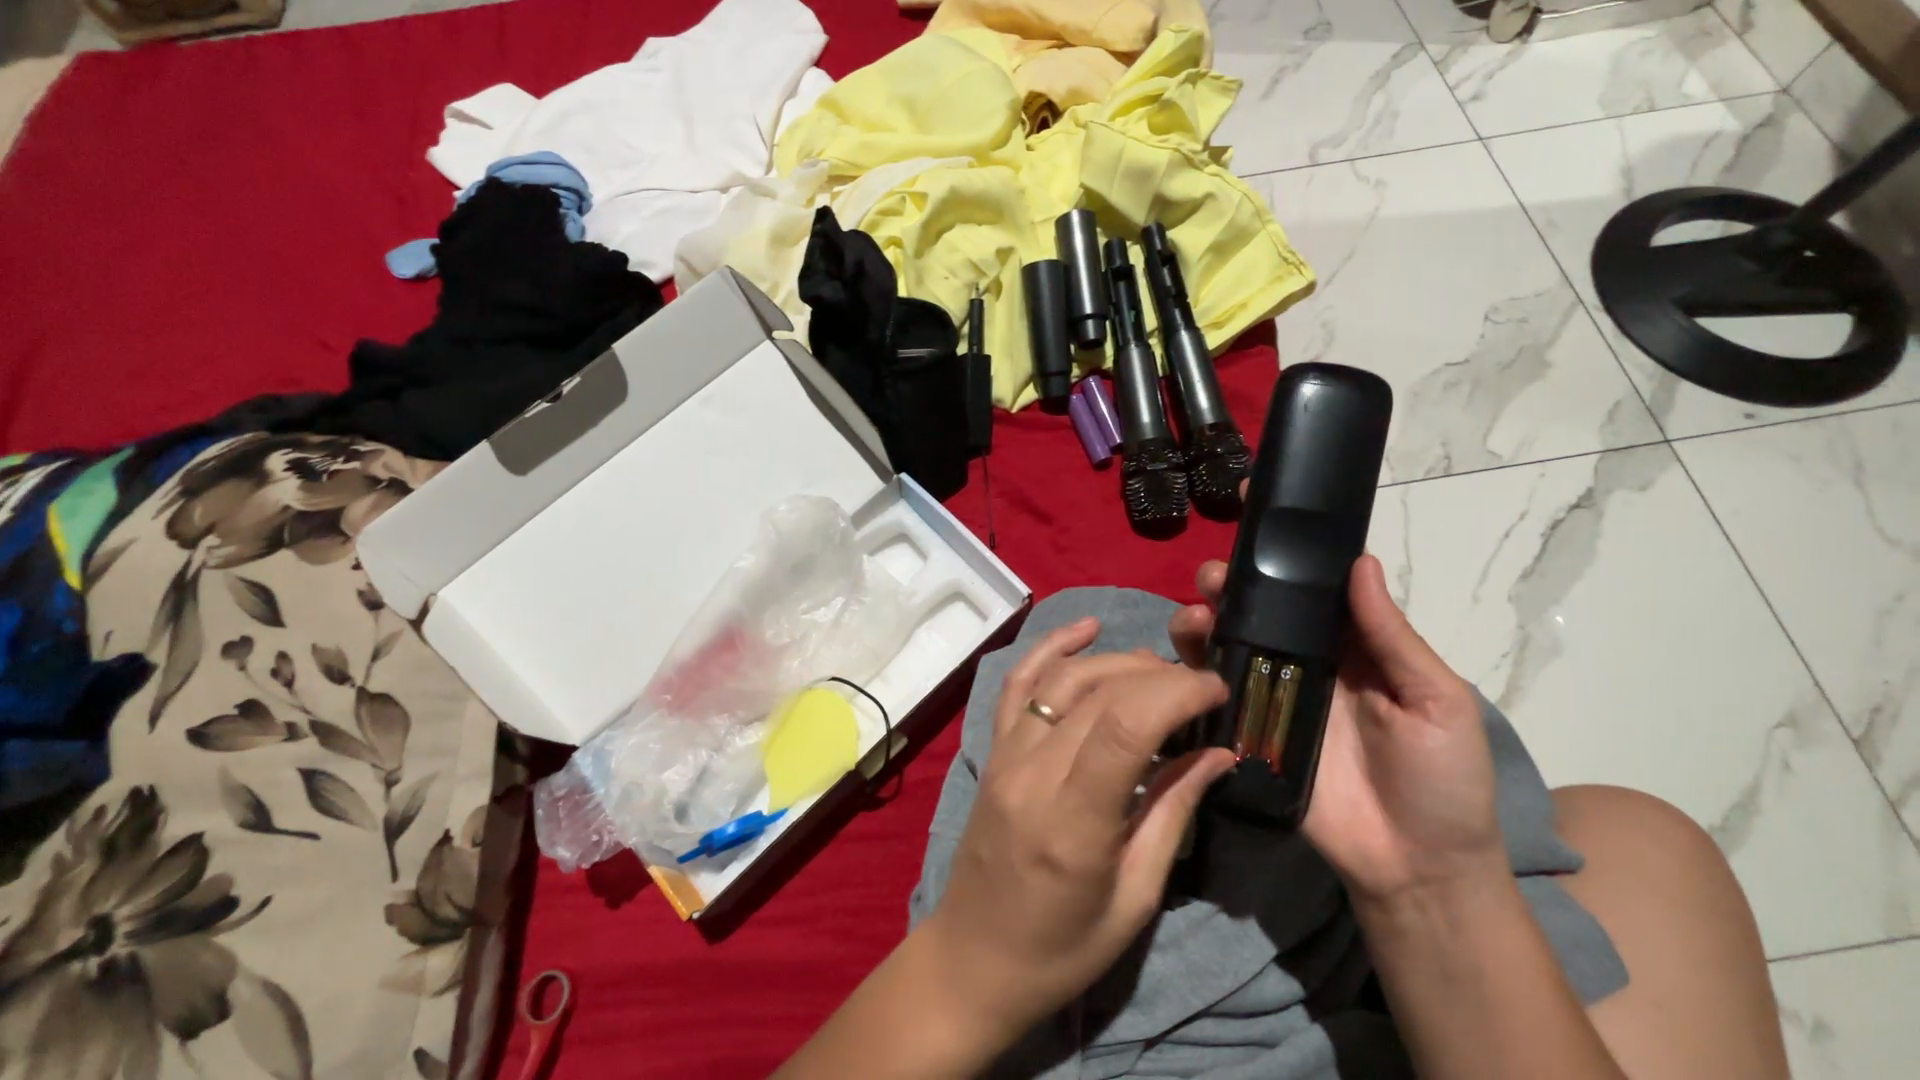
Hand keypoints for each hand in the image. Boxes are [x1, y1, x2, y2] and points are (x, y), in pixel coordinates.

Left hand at [926, 617, 1235, 1034]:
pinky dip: (1050, 648)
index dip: (1177, 692)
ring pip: (1060, 679)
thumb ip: (1172, 815)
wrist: (973, 961)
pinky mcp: (991, 754)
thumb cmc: (1062, 950)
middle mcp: (1031, 776)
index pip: (1124, 724)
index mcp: (1072, 824)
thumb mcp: (1134, 898)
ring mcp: (1003, 759)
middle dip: (1158, 675)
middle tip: (1200, 685)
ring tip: (1161, 668)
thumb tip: (1219, 752)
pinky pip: (1016, 685)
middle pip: (1096, 692)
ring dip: (1115, 660)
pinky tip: (1086, 628)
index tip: (1217, 691)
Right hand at [1168, 555, 1506, 906]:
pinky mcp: (1247, 736)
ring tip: (1195, 611)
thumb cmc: (1444, 780)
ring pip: (1228, 644)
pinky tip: (1183, 651)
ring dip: (1205, 617)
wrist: (1416, 867)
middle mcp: (1308, 664)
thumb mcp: (1437, 700)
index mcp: (1355, 647)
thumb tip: (1360, 562)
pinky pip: (1213, 695)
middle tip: (1213, 575)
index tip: (1254, 514)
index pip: (1315, 588)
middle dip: (1232, 582)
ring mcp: (1273, 699)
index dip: (1286, 553)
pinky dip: (1192, 668)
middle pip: (1261, 610)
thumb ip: (1392, 637)